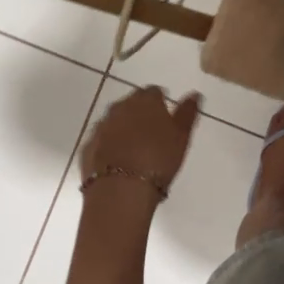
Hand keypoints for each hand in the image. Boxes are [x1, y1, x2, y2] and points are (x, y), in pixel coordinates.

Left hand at [81, 87, 201, 201]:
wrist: (121, 190)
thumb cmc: (158, 161)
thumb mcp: (182, 137)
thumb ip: (187, 112)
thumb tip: (194, 94)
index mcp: (145, 101)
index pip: (154, 92)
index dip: (161, 103)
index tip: (166, 117)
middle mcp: (120, 107)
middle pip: (132, 103)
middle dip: (140, 113)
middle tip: (152, 133)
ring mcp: (101, 126)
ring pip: (114, 120)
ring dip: (123, 128)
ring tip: (135, 148)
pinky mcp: (88, 146)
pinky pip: (101, 140)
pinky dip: (109, 145)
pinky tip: (117, 161)